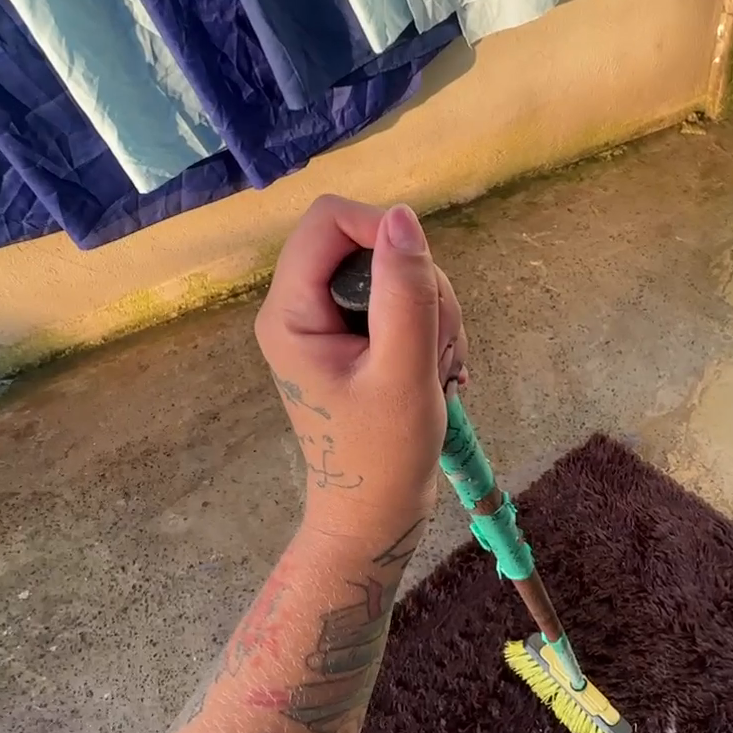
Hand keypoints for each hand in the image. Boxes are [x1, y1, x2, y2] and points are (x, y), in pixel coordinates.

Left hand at [255, 196, 467, 541]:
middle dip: (422, 291)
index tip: (426, 277)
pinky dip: (435, 338)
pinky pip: (408, 311)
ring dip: (436, 320)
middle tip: (435, 350)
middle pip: (373, 251)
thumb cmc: (383, 456)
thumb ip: (406, 295)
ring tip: (438, 373)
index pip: (331, 221)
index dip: (384, 229)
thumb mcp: (403, 373)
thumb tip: (404, 219)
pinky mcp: (362, 345)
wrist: (377, 513)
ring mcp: (335, 328)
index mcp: (293, 312)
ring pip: (400, 281)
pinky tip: (439, 377)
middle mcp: (306, 310)